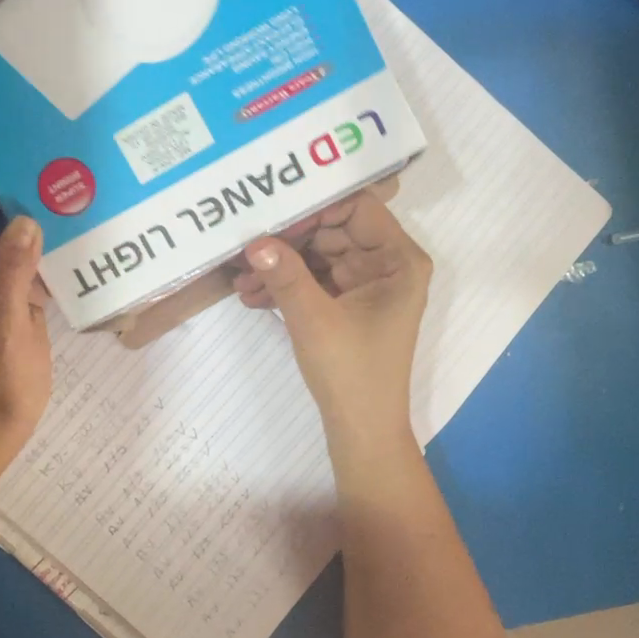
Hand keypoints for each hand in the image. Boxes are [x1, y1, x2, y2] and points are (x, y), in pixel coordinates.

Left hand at [0, 109, 52, 467]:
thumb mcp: (1, 332)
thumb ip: (9, 278)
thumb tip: (24, 219)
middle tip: (29, 119)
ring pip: (2, 212)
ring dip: (21, 181)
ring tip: (58, 149)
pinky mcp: (21, 284)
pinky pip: (30, 238)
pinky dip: (47, 217)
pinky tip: (77, 203)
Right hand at [233, 191, 430, 441]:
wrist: (361, 429)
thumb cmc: (351, 372)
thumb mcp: (313, 318)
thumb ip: (285, 274)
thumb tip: (254, 242)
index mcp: (398, 260)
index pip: (356, 208)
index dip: (314, 210)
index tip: (273, 221)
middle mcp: (386, 265)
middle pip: (331, 231)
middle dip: (288, 241)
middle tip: (245, 248)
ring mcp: (365, 284)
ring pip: (316, 257)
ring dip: (279, 266)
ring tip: (240, 279)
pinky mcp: (346, 304)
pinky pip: (313, 280)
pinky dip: (285, 285)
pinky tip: (251, 295)